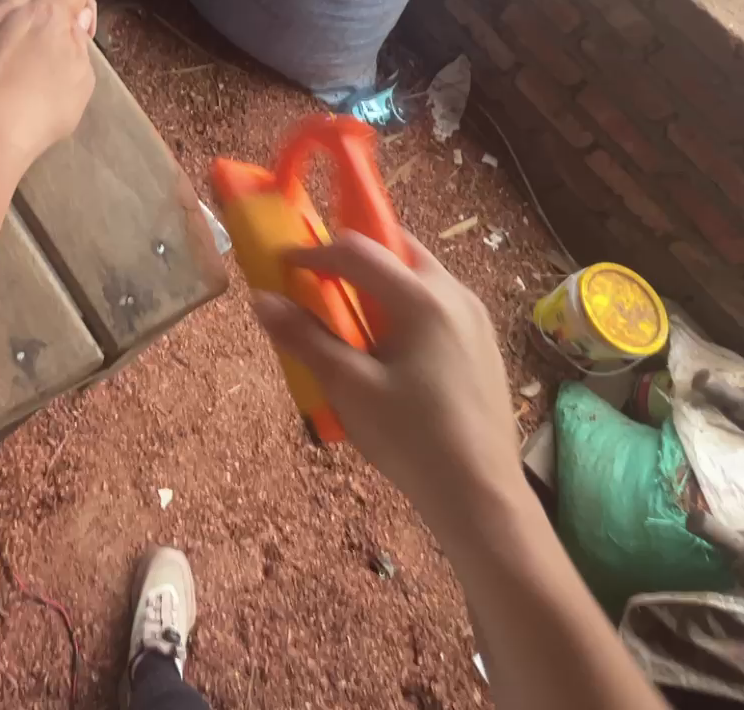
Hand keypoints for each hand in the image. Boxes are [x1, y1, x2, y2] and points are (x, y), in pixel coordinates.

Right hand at [250, 230, 524, 541]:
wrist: (482, 496)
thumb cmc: (411, 439)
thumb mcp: (348, 386)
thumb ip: (305, 338)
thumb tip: (261, 300)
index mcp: (422, 299)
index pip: (359, 252)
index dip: (315, 251)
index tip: (284, 262)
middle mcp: (455, 295)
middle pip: (398, 248)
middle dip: (355, 254)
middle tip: (321, 276)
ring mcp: (475, 318)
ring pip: (420, 274)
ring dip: (380, 277)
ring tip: (350, 311)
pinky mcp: (482, 343)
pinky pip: (436, 301)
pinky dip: (403, 301)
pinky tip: (388, 344)